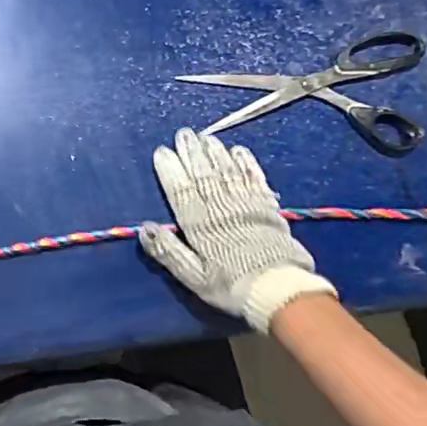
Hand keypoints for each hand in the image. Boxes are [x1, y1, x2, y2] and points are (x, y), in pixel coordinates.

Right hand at [137, 128, 335, 331]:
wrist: (280, 292)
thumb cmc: (230, 286)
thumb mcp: (192, 277)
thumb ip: (168, 251)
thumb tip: (146, 228)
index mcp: (200, 225)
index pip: (180, 190)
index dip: (170, 170)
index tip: (161, 152)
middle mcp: (222, 209)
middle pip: (204, 174)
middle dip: (192, 152)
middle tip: (183, 134)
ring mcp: (247, 206)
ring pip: (228, 172)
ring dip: (216, 152)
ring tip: (206, 137)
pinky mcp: (268, 209)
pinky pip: (255, 179)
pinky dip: (247, 163)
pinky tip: (239, 151)